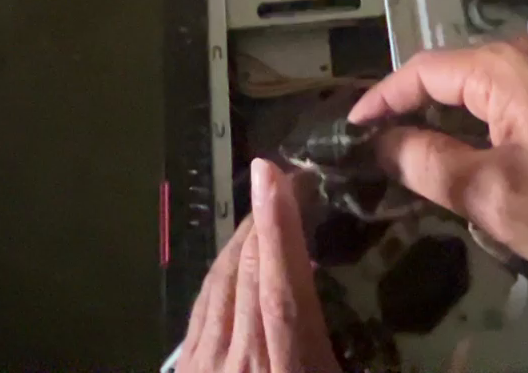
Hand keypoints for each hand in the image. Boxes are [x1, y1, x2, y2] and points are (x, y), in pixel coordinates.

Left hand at [177, 158, 339, 372]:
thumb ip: (342, 338)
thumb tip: (342, 286)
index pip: (282, 293)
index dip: (278, 229)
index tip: (274, 174)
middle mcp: (238, 366)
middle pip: (248, 274)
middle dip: (266, 216)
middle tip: (292, 181)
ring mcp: (203, 366)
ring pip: (221, 280)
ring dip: (244, 237)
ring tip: (269, 208)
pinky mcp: (185, 369)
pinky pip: (204, 302)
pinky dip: (224, 269)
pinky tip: (239, 258)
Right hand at [348, 36, 527, 304]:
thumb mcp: (497, 199)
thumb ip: (428, 164)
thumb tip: (380, 143)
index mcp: (505, 67)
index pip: (421, 70)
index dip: (380, 98)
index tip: (348, 129)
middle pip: (449, 76)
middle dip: (412, 112)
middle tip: (378, 153)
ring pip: (479, 92)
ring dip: (447, 124)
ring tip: (420, 165)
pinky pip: (509, 102)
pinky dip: (481, 128)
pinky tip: (477, 164)